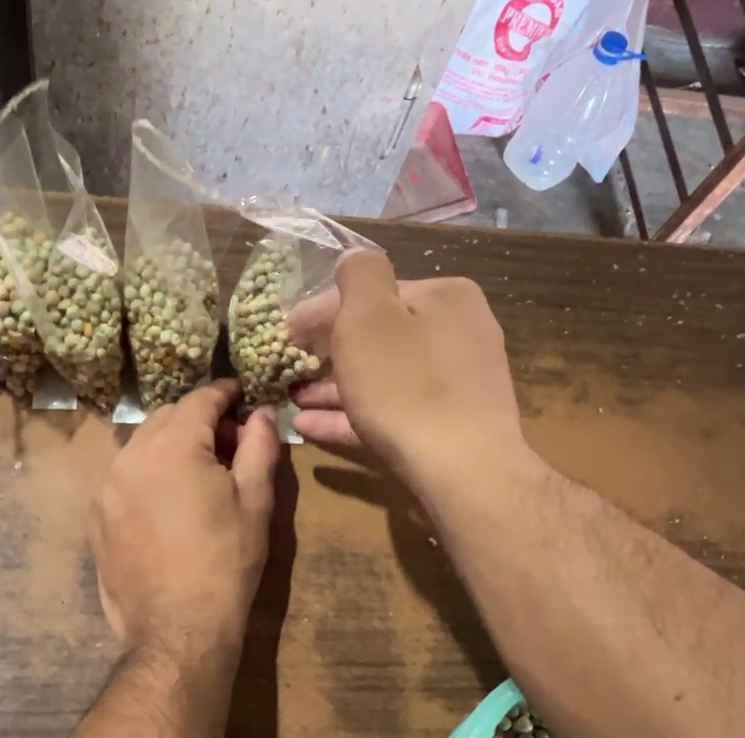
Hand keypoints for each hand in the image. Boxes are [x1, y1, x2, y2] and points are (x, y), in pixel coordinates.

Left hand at [89, 380, 278, 656]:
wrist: (178, 629)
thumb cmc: (226, 562)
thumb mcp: (255, 501)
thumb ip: (259, 446)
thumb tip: (261, 413)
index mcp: (171, 446)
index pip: (199, 400)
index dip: (224, 393)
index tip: (242, 395)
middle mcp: (129, 457)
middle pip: (165, 419)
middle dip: (197, 421)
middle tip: (228, 443)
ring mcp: (106, 489)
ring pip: (141, 449)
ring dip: (170, 448)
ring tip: (198, 476)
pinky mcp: (95, 520)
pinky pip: (124, 481)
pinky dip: (147, 478)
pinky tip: (167, 505)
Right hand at [287, 251, 523, 487]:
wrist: (462, 469)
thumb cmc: (406, 385)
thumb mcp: (370, 316)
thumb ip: (359, 277)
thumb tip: (353, 260)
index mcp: (444, 296)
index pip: (371, 294)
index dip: (320, 312)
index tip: (282, 334)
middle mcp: (456, 333)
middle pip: (377, 337)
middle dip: (326, 353)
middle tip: (286, 370)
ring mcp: (454, 384)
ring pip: (381, 378)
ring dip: (332, 387)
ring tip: (291, 400)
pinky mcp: (446, 427)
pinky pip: (389, 413)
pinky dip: (350, 416)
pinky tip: (309, 428)